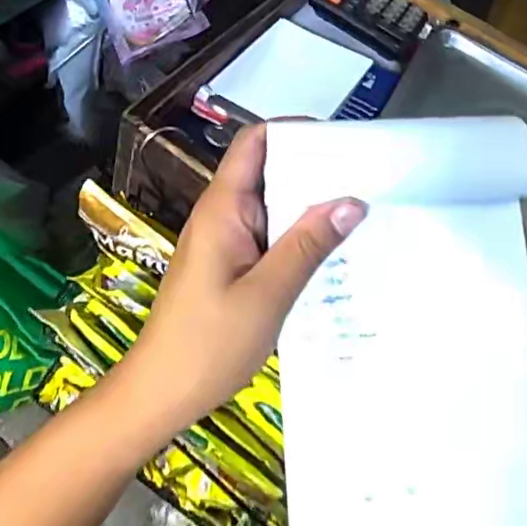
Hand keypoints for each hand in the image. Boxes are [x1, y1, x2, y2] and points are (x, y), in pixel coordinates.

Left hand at [120, 124, 365, 436]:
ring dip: (311, 206)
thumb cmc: (208, 344)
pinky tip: (333, 251)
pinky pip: (271, 235)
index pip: (255, 142)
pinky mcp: (232, 264)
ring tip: (361, 211)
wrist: (159, 395)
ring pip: (274, 205)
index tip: (341, 140)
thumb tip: (353, 201)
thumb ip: (309, 244)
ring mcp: (227, 239)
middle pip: (269, 170)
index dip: (295, 130)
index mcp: (224, 208)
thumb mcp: (268, 294)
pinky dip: (300, 235)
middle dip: (315, 169)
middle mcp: (223, 214)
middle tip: (366, 179)